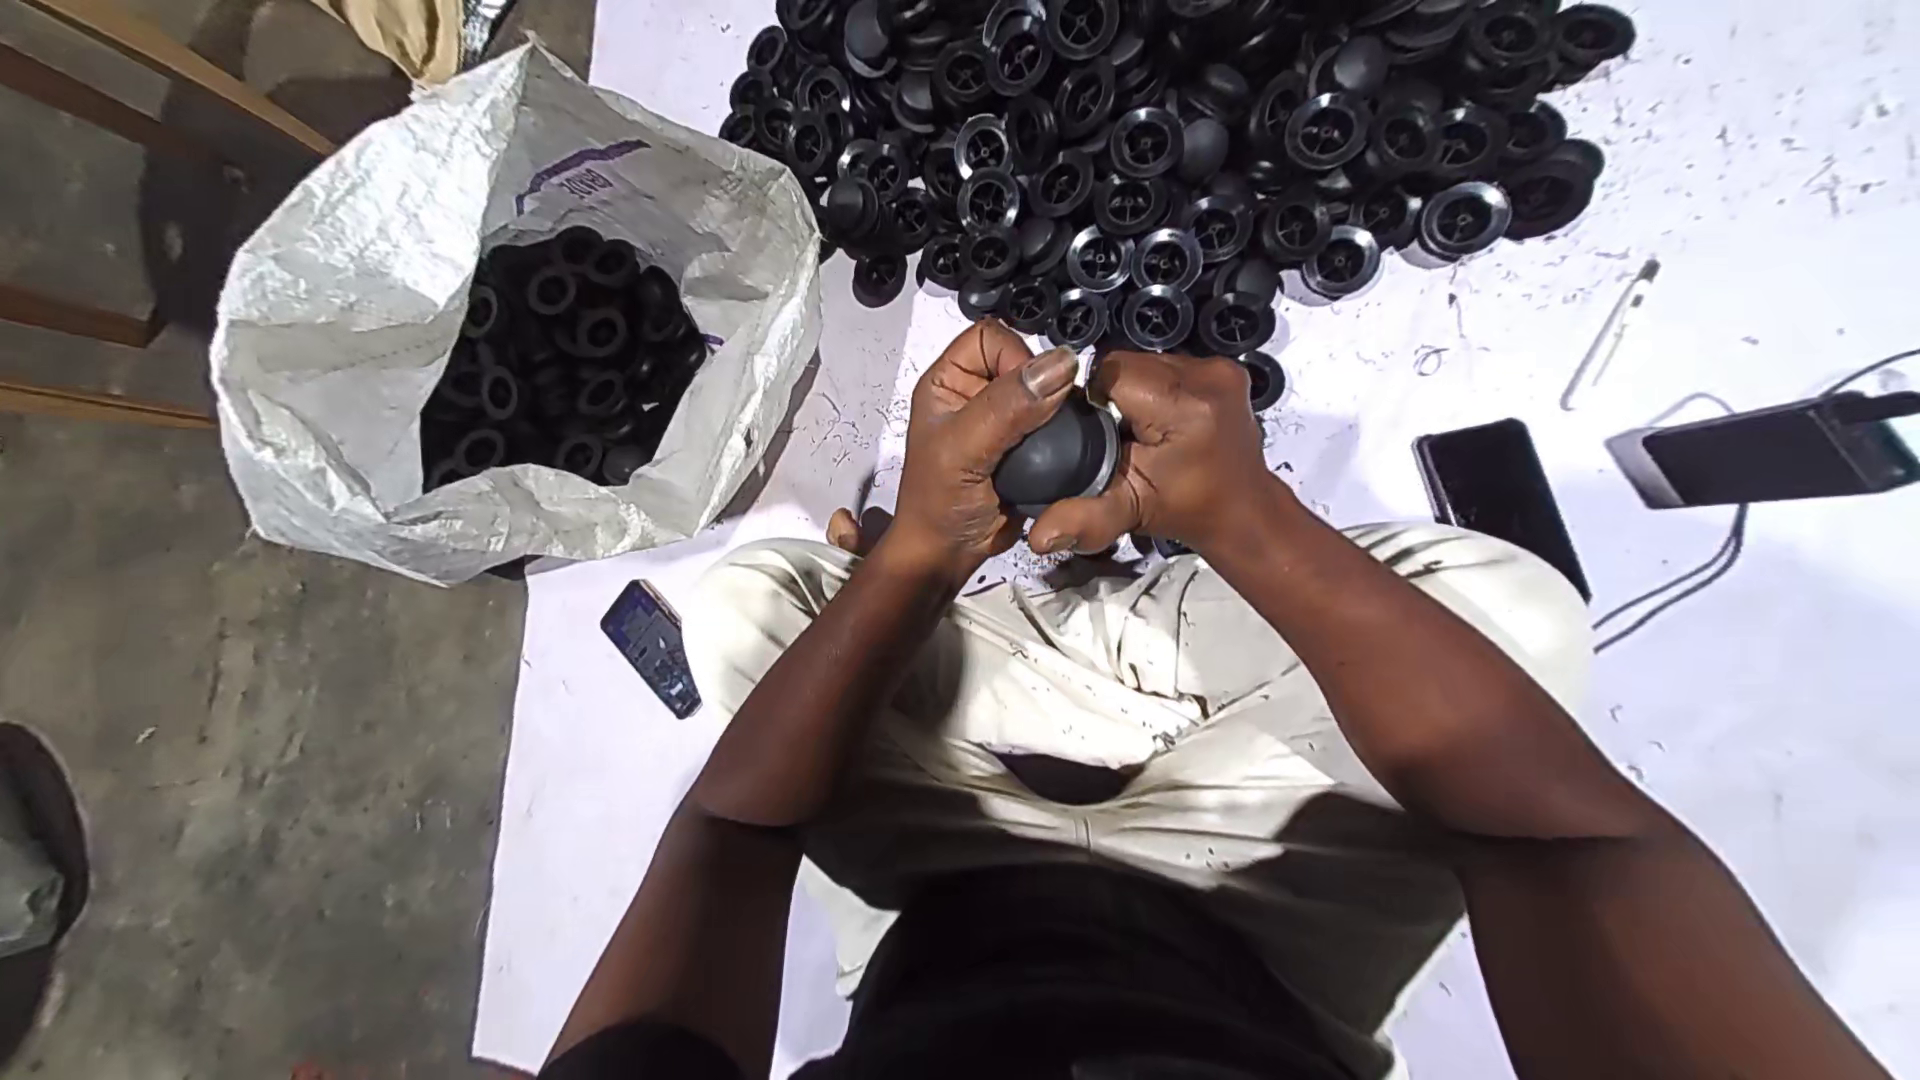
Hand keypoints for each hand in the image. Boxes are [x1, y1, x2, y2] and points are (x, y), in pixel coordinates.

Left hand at [829, 320, 1078, 586]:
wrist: (950, 553)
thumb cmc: (937, 505)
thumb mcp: (963, 451)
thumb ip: (1006, 408)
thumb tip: (1057, 366)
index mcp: (948, 382)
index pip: (990, 337)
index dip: (1015, 356)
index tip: (1030, 392)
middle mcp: (974, 394)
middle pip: (1023, 360)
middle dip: (1041, 385)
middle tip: (1043, 421)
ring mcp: (1002, 420)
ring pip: (1044, 391)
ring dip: (1056, 411)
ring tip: (1051, 438)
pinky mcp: (1025, 445)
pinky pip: (1055, 423)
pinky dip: (1062, 432)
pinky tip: (1057, 449)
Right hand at [1028, 350, 1287, 556]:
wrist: (1242, 512)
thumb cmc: (1189, 509)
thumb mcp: (1128, 512)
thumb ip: (1083, 517)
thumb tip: (1038, 536)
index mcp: (1184, 407)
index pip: (1109, 371)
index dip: (1090, 398)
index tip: (1095, 431)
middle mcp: (1207, 377)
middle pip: (1126, 362)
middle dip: (1111, 394)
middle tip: (1115, 434)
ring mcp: (1220, 369)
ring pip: (1145, 360)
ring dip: (1131, 390)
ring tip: (1136, 428)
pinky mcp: (1224, 369)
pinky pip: (1167, 365)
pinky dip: (1154, 388)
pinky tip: (1156, 418)